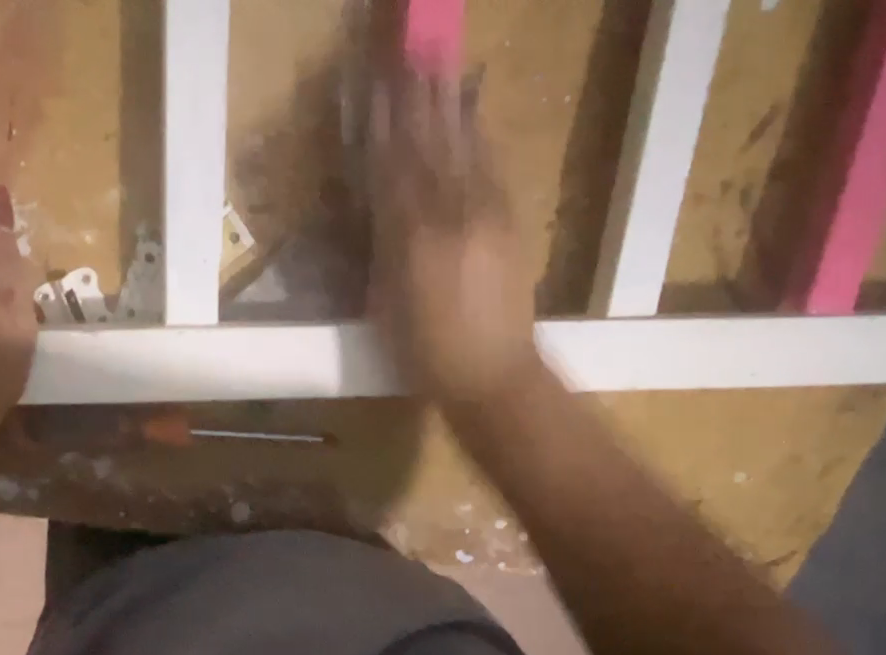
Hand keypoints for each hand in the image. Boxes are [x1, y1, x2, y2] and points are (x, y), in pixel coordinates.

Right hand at [369, 69, 538, 402]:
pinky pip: (492, 164)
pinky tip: (472, 107)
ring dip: (449, 100)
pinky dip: (478, 131)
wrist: (494, 376)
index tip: (375, 80)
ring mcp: (487, 213)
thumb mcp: (384, 305)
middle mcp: (452, 214)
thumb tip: (376, 205)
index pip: (392, 165)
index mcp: (411, 238)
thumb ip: (380, 249)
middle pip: (430, 143)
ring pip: (463, 145)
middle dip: (416, 95)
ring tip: (440, 60)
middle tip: (409, 48)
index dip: (383, 122)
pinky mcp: (511, 221)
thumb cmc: (423, 354)